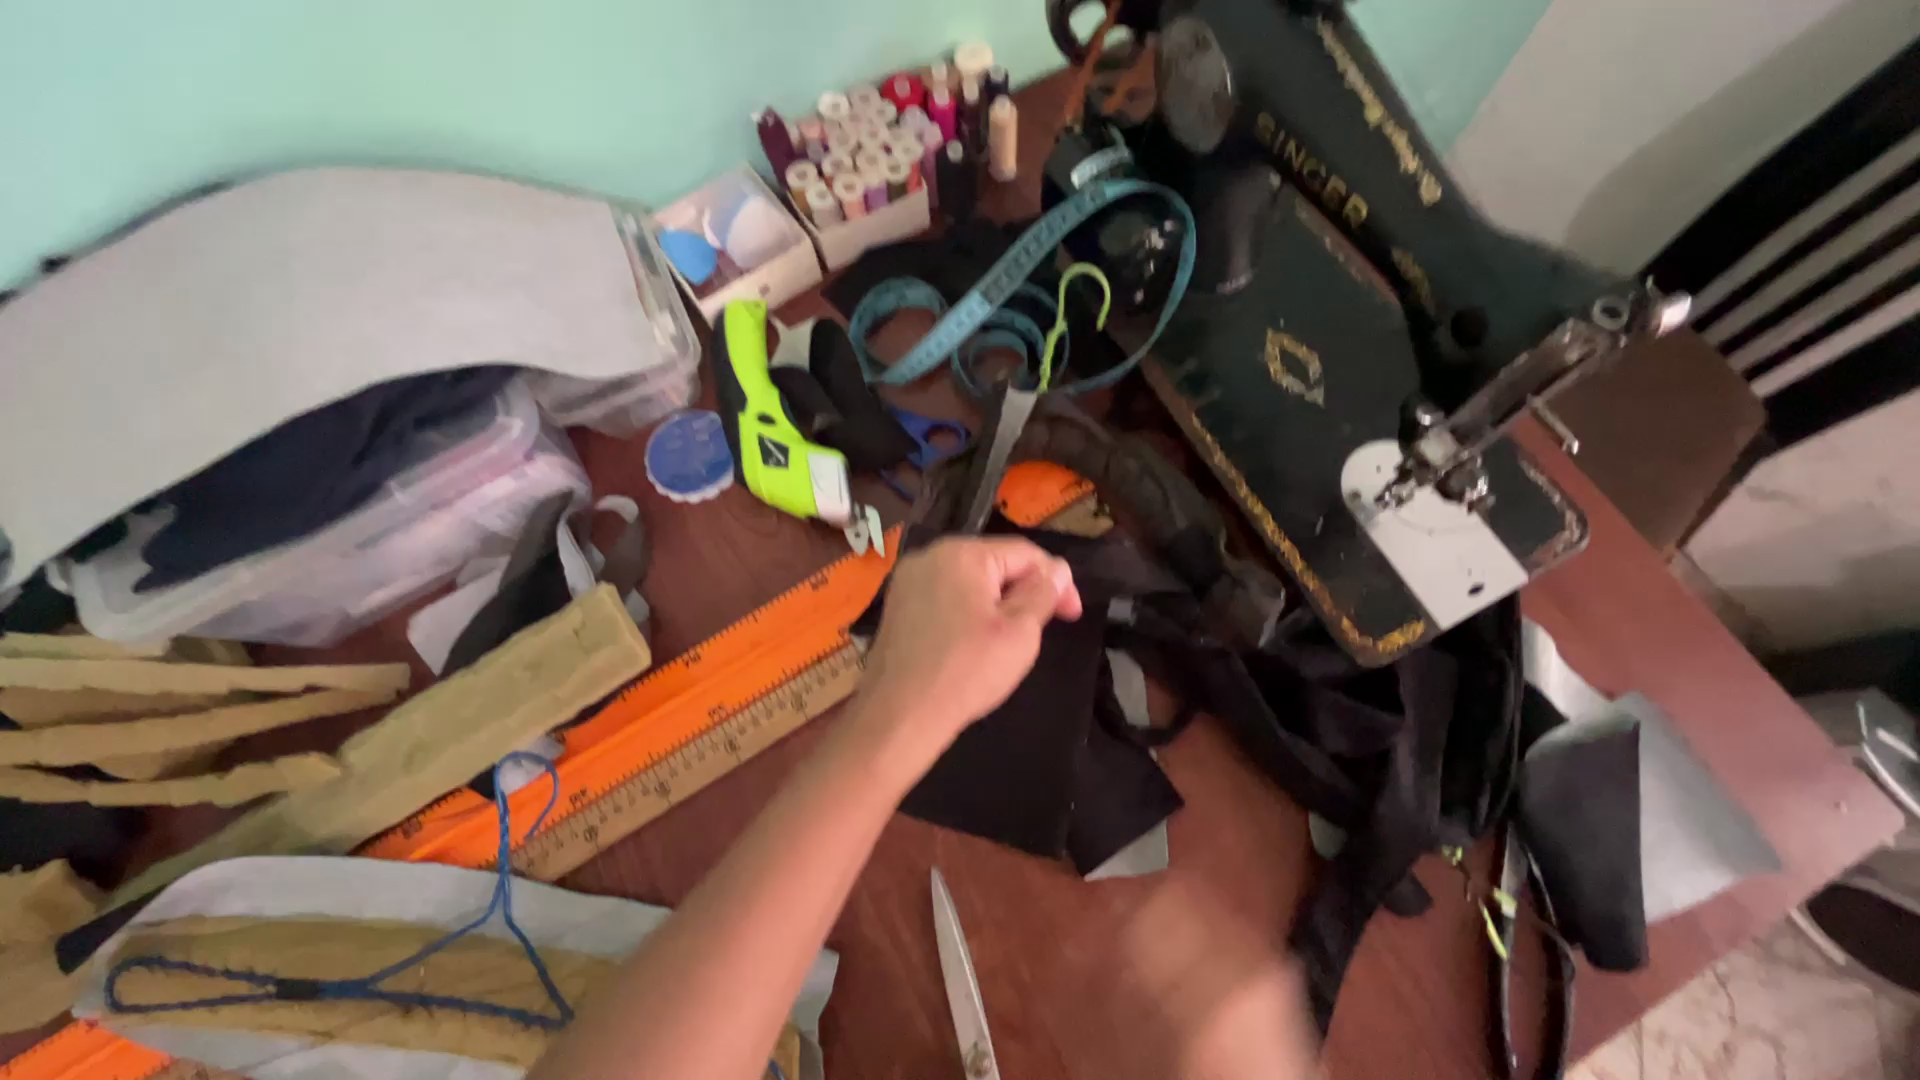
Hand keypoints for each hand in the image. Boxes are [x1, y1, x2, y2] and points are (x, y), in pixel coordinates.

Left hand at [852, 537, 1082, 759]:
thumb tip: (1058, 569)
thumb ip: (1042, 593)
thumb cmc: (967, 671)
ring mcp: (908, 581)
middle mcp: (930, 555)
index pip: (1024, 553)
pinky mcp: (897, 606)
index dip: (1056, 581)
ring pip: (969, 582)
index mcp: (962, 553)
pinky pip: (944, 597)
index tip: (1073, 614)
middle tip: (1045, 628)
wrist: (899, 715)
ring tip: (1011, 638)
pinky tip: (974, 643)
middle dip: (1024, 591)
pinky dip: (967, 613)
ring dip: (996, 603)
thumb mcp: (1020, 632)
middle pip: (994, 563)